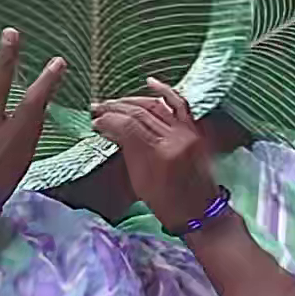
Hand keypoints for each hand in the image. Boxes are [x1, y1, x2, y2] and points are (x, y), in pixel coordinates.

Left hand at [0, 29, 66, 217]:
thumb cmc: (1, 180)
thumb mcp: (25, 157)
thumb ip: (31, 130)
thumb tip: (37, 105)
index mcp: (15, 130)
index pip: (36, 100)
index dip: (48, 80)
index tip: (58, 61)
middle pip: (1, 83)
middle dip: (7, 57)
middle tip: (10, 33)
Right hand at [90, 78, 220, 231]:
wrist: (200, 212)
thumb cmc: (165, 203)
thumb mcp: (138, 180)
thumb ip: (126, 150)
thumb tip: (108, 129)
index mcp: (159, 155)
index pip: (128, 126)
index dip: (108, 120)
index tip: (95, 122)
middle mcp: (174, 138)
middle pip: (140, 113)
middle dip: (115, 108)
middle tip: (97, 108)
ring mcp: (187, 132)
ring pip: (155, 105)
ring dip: (132, 101)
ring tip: (113, 102)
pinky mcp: (194, 129)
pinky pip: (180, 103)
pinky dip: (164, 91)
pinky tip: (149, 82)